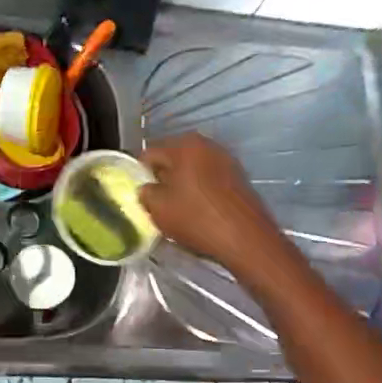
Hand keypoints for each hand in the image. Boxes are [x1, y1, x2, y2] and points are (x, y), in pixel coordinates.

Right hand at [139, 133, 296, 283]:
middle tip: (154, 201)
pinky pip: (207, 177)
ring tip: (175, 207)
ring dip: (180, 183)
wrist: (244, 238)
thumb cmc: (196, 219)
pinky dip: (198, 189)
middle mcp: (206, 144)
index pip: (148, 154)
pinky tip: (195, 208)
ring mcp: (225, 158)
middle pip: (172, 158)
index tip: (138, 193)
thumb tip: (146, 188)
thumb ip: (145, 192)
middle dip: (161, 177)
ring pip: (190, 168)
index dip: (138, 174)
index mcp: (184, 146)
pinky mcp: (237, 175)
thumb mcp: (158, 208)